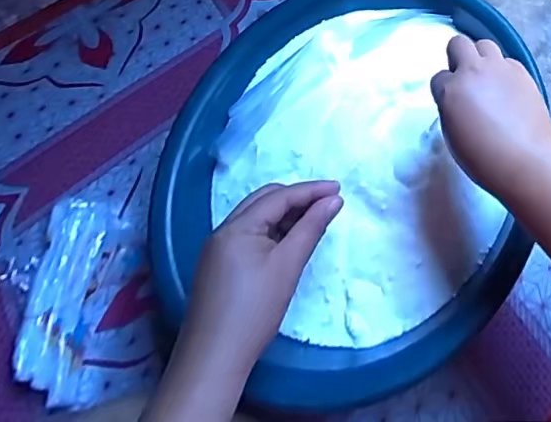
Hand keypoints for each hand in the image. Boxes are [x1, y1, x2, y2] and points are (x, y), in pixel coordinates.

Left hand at [178, 181, 341, 372]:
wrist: (212, 362)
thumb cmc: (254, 312)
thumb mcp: (287, 267)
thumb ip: (311, 228)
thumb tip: (333, 200)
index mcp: (237, 225)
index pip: (278, 196)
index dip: (310, 190)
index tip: (338, 188)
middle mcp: (223, 229)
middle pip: (264, 200)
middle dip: (296, 198)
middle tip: (326, 204)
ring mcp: (216, 248)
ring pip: (256, 217)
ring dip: (284, 215)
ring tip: (311, 221)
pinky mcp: (216, 265)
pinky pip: (248, 235)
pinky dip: (270, 232)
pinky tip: (286, 242)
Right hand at [431, 35, 550, 196]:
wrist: (529, 160)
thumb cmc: (485, 159)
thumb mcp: (452, 135)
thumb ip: (450, 109)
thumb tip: (457, 102)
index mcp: (451, 89)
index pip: (438, 78)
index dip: (444, 90)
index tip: (452, 101)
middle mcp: (473, 71)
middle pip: (458, 43)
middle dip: (458, 57)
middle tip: (465, 78)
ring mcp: (499, 68)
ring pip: (485, 44)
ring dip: (482, 58)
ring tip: (487, 78)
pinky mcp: (522, 72)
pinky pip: (507, 61)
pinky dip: (504, 71)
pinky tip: (508, 90)